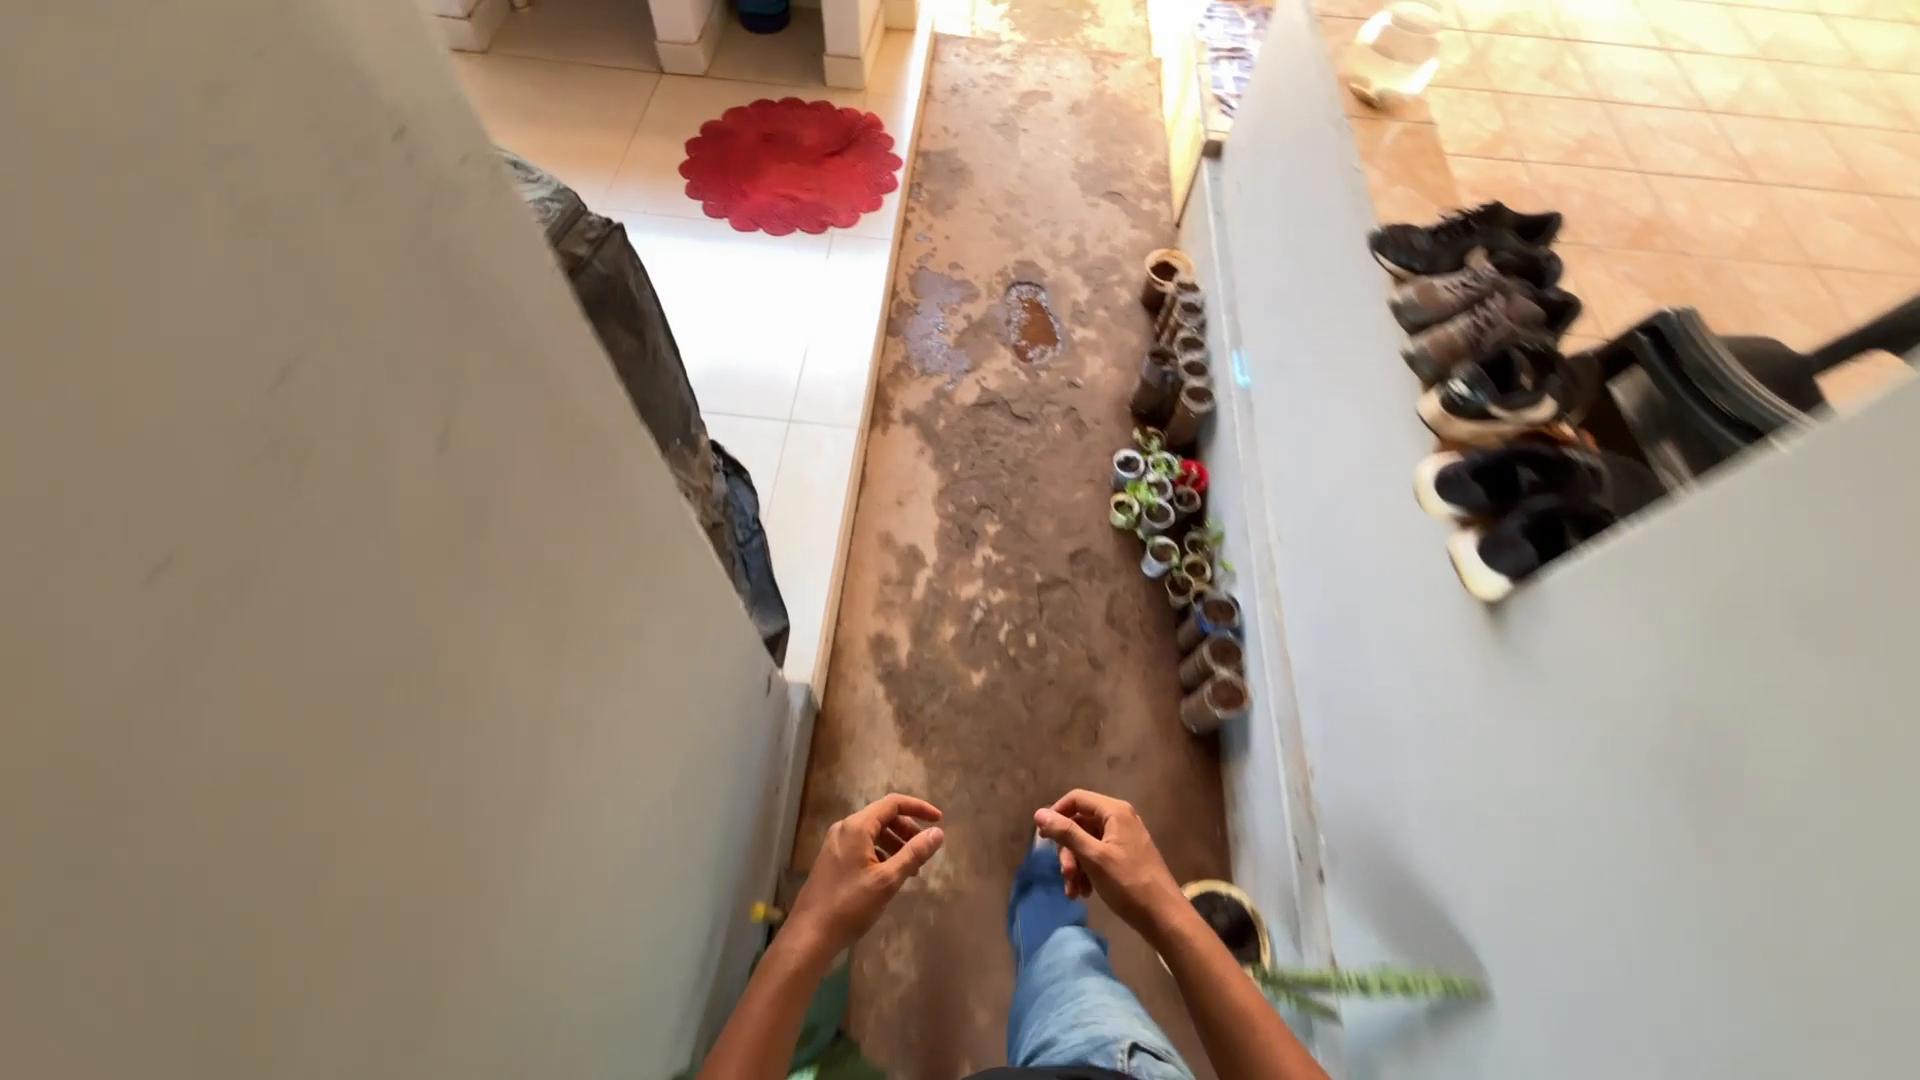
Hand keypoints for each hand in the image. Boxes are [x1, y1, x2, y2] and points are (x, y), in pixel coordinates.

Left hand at [786, 794, 944, 957]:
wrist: (809, 935)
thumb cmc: (850, 905)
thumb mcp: (887, 880)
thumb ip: (914, 854)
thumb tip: (937, 833)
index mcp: (857, 826)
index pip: (893, 803)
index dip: (919, 808)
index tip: (939, 820)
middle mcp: (844, 828)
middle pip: (883, 816)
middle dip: (907, 829)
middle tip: (925, 850)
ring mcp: (835, 844)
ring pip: (873, 833)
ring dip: (895, 843)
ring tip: (911, 868)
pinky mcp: (832, 860)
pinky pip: (862, 846)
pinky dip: (881, 853)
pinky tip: (890, 875)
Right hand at [1035, 789, 1185, 938]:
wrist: (1164, 918)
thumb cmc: (1128, 884)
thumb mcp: (1093, 858)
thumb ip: (1066, 833)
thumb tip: (1039, 813)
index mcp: (1115, 811)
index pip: (1076, 799)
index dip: (1056, 814)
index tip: (1043, 838)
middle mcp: (1120, 818)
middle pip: (1080, 823)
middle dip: (1068, 850)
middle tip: (1065, 874)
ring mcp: (1124, 838)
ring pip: (1087, 842)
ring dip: (1076, 865)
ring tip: (1074, 891)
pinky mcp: (1126, 856)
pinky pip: (1098, 855)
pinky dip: (1088, 871)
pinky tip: (1084, 892)